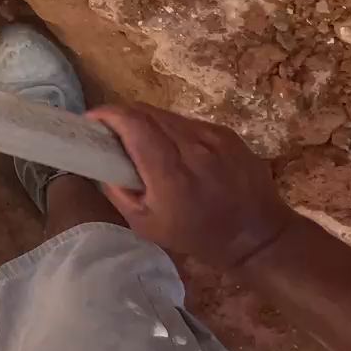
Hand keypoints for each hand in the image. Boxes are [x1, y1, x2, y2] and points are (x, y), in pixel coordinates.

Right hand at [87, 103, 296, 269]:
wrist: (258, 237)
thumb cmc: (196, 235)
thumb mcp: (144, 224)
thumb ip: (117, 191)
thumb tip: (100, 163)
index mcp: (170, 174)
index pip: (133, 124)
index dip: (107, 115)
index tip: (91, 120)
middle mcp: (193, 149)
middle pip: (145, 113)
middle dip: (120, 116)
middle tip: (108, 131)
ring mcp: (213, 138)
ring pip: (164, 114)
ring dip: (143, 121)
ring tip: (137, 139)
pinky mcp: (226, 133)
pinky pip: (185, 121)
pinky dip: (167, 128)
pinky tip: (170, 147)